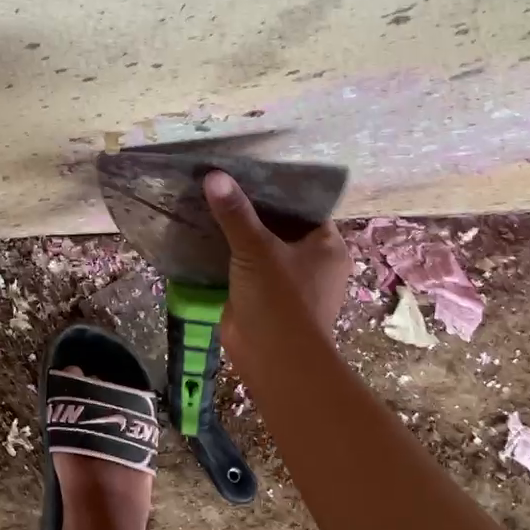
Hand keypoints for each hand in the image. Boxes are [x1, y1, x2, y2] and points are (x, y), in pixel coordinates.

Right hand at [203, 170, 350, 373]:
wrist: (274, 357)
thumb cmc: (280, 298)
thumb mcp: (255, 248)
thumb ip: (235, 212)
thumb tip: (214, 175)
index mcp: (327, 247)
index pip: (303, 208)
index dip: (276, 190)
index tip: (245, 172)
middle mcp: (312, 262)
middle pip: (279, 226)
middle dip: (251, 210)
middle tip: (219, 184)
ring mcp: (287, 281)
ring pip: (260, 247)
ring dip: (236, 233)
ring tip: (206, 204)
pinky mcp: (262, 296)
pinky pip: (244, 266)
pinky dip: (227, 254)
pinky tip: (202, 236)